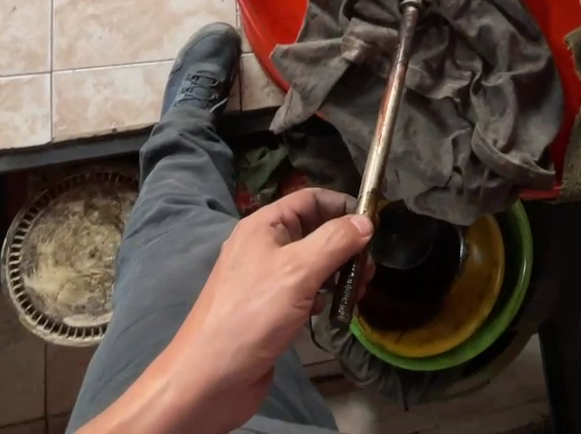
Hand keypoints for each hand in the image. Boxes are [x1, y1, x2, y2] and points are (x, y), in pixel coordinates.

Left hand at [95, 188, 371, 433]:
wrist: (208, 381)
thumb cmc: (252, 315)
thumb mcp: (298, 271)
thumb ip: (335, 241)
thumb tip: (366, 221)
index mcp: (264, 225)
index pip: (311, 199)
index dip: (342, 205)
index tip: (372, 225)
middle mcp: (265, 246)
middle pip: (315, 230)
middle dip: (345, 245)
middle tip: (369, 269)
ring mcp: (266, 279)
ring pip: (313, 262)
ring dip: (338, 273)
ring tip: (357, 292)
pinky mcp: (270, 309)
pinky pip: (305, 290)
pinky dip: (323, 296)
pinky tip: (331, 312)